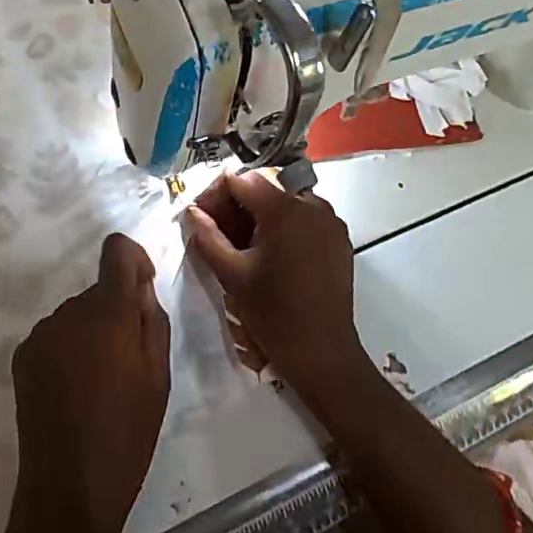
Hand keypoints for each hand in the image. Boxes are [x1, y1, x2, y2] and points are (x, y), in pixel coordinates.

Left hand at [4, 234, 170, 532]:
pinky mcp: (23, 356)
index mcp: (109, 311)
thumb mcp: (159, 373)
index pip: (116, 250)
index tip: (143, 287)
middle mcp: (70, 311)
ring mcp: (42, 334)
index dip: (134, 258)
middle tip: (129, 358)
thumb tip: (140, 289)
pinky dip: (70, 347)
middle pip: (100, 289)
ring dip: (93, 330)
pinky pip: (56, 334)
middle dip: (117, 310)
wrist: (69, 487)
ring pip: (78, 313)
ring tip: (101, 380)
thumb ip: (153, 319)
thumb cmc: (127, 430)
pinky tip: (75, 388)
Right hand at [185, 171, 367, 387]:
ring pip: (287, 204)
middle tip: (219, 234)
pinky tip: (275, 255)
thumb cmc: (273, 314)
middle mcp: (311, 204)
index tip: (202, 218)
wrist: (322, 352)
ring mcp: (330, 220)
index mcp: (284, 209)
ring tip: (245, 247)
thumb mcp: (233, 275)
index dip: (217, 194)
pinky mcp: (340, 237)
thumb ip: (208, 237)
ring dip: (263, 217)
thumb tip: (192, 212)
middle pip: (266, 190)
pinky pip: (307, 219)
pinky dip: (287, 228)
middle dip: (239, 207)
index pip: (242, 180)